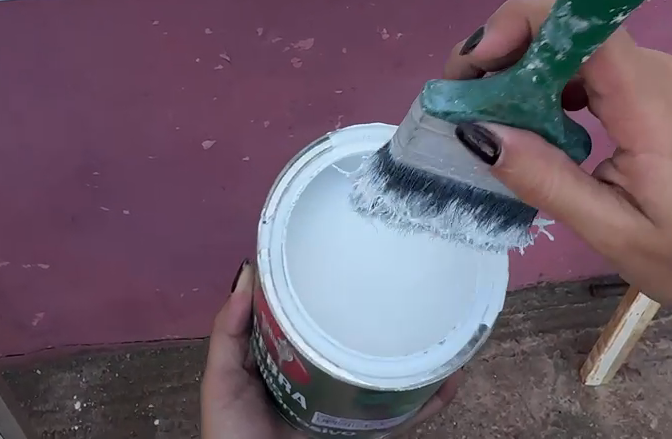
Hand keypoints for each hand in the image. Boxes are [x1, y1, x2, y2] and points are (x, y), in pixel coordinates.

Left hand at [200, 263, 459, 437]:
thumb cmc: (234, 435)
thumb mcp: (222, 381)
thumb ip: (229, 332)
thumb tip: (248, 272)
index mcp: (294, 359)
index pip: (319, 315)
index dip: (334, 286)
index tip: (354, 252)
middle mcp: (328, 377)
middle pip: (363, 339)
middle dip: (389, 314)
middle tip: (409, 280)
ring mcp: (350, 406)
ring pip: (391, 372)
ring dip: (420, 352)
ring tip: (444, 321)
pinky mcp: (367, 432)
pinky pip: (404, 416)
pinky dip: (430, 399)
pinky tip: (449, 377)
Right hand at [447, 0, 671, 328]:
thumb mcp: (614, 232)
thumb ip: (545, 179)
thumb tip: (476, 132)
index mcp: (648, 99)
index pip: (582, 23)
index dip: (521, 26)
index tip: (475, 64)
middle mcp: (649, 67)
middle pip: (566, 26)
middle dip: (504, 49)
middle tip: (461, 98)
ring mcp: (647, 72)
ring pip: (569, 41)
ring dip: (518, 66)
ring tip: (480, 110)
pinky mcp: (641, 85)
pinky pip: (581, 63)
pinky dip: (542, 82)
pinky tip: (522, 119)